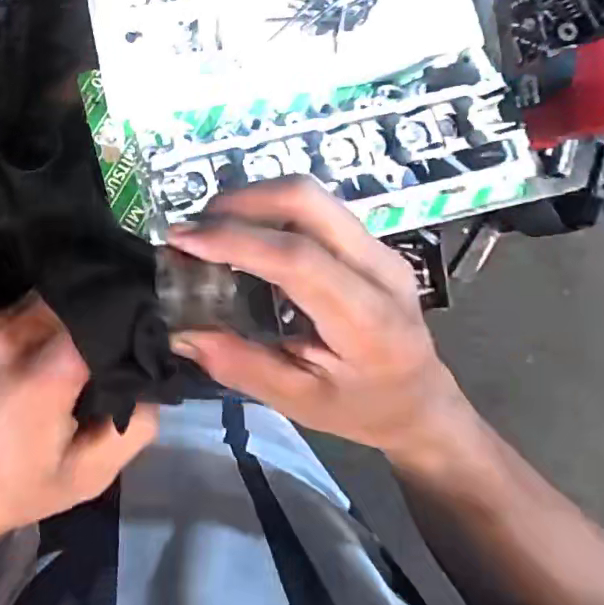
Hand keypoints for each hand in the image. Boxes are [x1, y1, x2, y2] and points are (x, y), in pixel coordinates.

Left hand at [0, 296, 158, 557]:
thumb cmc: (23, 486)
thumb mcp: (93, 473)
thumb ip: (137, 426)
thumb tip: (153, 380)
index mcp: (45, 373)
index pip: (106, 317)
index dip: (137, 323)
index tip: (163, 336)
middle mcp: (20, 336)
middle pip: (87, 300)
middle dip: (118, 313)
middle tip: (146, 336)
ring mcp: (3, 326)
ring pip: (66, 296)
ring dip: (93, 311)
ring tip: (116, 338)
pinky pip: (45, 304)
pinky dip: (70, 313)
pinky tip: (83, 339)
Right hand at [166, 177, 474, 457]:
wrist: (422, 401)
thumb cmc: (363, 408)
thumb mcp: (299, 402)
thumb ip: (241, 366)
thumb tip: (181, 332)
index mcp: (366, 319)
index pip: (299, 258)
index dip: (237, 240)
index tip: (183, 240)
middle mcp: (379, 267)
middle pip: (307, 200)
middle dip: (242, 201)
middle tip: (196, 228)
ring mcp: (377, 246)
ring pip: (310, 195)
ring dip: (253, 201)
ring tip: (212, 231)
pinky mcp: (367, 240)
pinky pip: (313, 208)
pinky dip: (269, 210)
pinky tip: (244, 236)